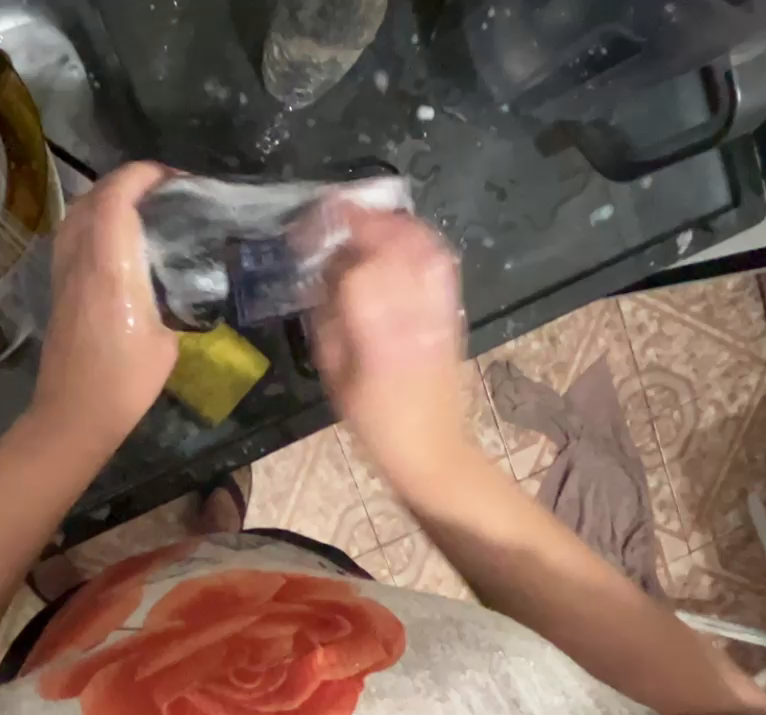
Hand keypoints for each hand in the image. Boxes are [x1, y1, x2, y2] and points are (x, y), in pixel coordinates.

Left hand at [32, 161, 178, 447]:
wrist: (75, 414)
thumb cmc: (125, 383)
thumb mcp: (166, 342)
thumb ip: (168, 300)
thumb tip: (170, 286)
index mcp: (111, 266)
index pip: (117, 197)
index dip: (143, 175)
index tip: (172, 179)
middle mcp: (81, 259)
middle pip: (94, 197)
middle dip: (126, 183)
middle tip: (161, 194)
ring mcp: (64, 274)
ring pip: (77, 215)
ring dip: (106, 201)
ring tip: (139, 211)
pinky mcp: (58, 291)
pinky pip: (72, 238)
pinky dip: (93, 224)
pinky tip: (116, 243)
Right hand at [306, 203, 475, 491]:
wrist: (430, 448)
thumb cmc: (374, 423)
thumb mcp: (335, 377)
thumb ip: (327, 322)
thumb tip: (323, 279)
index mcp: (377, 336)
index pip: (358, 270)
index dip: (334, 243)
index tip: (312, 231)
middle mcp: (412, 315)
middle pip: (392, 246)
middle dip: (363, 221)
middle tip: (338, 215)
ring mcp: (437, 311)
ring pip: (421, 247)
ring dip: (394, 225)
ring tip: (369, 221)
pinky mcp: (453, 313)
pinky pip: (442, 264)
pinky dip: (422, 242)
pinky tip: (404, 239)